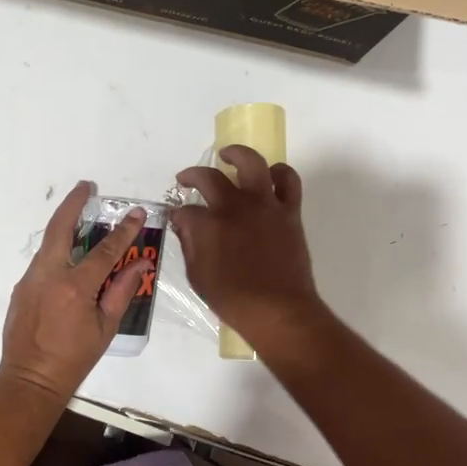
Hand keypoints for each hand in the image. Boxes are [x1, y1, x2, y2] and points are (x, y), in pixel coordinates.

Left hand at [0, 182, 154, 401]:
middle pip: (60, 228)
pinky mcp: (21, 288)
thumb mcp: (106, 327)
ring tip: (81, 215)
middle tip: (87, 186)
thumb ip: (122, 291)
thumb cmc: (74, 358)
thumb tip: (140, 264)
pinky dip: (56, 251)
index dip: (124, 231)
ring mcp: (30, 280)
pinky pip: (42, 262)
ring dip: (64, 226)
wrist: (30, 379)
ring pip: (48, 244)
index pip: (105, 250)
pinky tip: (68, 254)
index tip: (137, 214)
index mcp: (74, 287)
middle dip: (74, 204)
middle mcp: (48, 275)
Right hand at [171, 146, 323, 342]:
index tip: (177, 218)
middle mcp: (234, 207)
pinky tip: (269, 175)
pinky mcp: (288, 211)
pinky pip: (288, 181)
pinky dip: (279, 172)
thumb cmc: (232, 300)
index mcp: (208, 225)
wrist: (278, 310)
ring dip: (236, 155)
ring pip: (251, 164)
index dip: (178, 213)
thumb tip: (184, 224)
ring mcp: (264, 206)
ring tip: (228, 155)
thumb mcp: (197, 276)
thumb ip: (190, 244)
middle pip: (209, 178)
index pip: (186, 210)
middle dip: (192, 176)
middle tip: (186, 179)